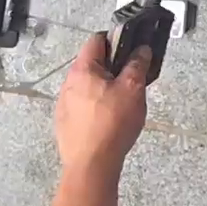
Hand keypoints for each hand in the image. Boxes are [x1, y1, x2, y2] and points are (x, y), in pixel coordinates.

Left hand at [53, 33, 149, 177]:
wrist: (92, 166)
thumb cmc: (111, 125)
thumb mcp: (133, 89)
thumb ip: (137, 64)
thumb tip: (141, 50)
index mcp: (82, 69)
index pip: (97, 39)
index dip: (117, 40)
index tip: (132, 50)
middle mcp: (68, 84)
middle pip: (93, 63)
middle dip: (114, 68)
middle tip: (132, 80)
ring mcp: (64, 104)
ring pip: (89, 86)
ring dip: (105, 88)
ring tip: (123, 104)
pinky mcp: (65, 123)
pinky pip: (84, 105)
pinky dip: (97, 106)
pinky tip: (110, 120)